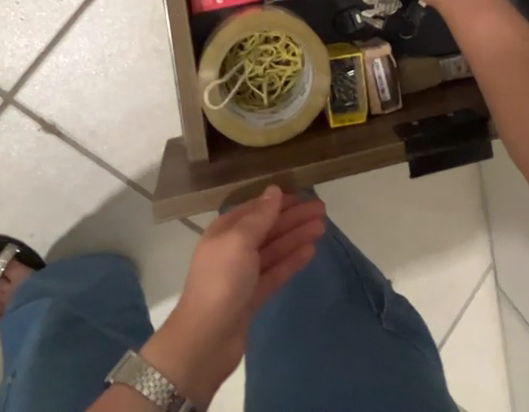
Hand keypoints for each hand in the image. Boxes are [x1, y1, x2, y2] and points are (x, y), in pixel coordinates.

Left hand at [140, 186, 325, 404]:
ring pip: (274, 249)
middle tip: (322, 210)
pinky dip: (292, 260)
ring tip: (322, 228)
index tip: (304, 196)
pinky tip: (310, 251)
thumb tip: (274, 190)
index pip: (256, 209)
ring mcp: (243, 274)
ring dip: (296, 237)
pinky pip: (276, 271)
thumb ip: (260, 216)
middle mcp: (233, 250)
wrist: (206, 339)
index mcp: (224, 232)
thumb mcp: (239, 241)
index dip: (279, 202)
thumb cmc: (221, 281)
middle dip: (293, 218)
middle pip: (268, 228)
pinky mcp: (253, 296)